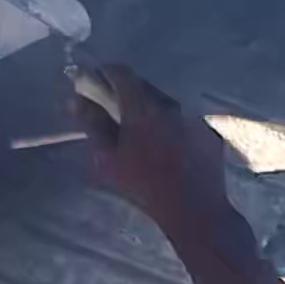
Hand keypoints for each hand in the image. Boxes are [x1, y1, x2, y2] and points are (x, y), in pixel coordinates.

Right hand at [71, 64, 233, 228]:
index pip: (121, 73)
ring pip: (162, 101)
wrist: (195, 210)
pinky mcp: (207, 131)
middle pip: (142, 86)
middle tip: (109, 109)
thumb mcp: (108, 157)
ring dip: (145, 107)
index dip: (104, 72)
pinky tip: (163, 145)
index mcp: (142, 107)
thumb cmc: (143, 185)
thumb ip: (92, 123)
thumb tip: (77, 100)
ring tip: (137, 131)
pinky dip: (167, 123)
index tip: (92, 82)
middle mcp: (170, 104)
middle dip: (122, 92)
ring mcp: (193, 116)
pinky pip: (181, 118)